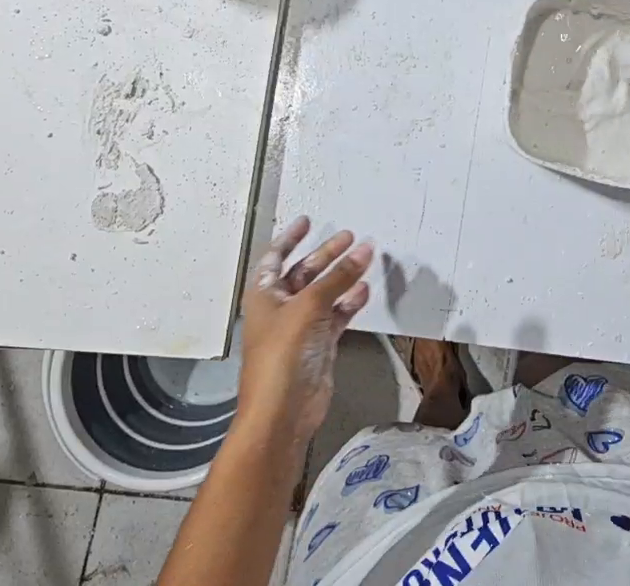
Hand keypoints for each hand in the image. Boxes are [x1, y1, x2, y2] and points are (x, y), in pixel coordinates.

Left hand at [237, 216, 373, 449]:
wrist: (283, 410)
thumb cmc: (283, 353)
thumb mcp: (309, 306)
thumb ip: (338, 277)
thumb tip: (365, 248)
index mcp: (264, 295)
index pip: (275, 257)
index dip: (290, 237)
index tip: (308, 220)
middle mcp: (280, 307)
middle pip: (304, 272)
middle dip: (325, 253)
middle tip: (349, 236)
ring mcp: (300, 327)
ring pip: (323, 293)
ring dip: (342, 276)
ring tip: (366, 257)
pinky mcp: (319, 344)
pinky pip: (336, 315)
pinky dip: (349, 302)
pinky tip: (365, 290)